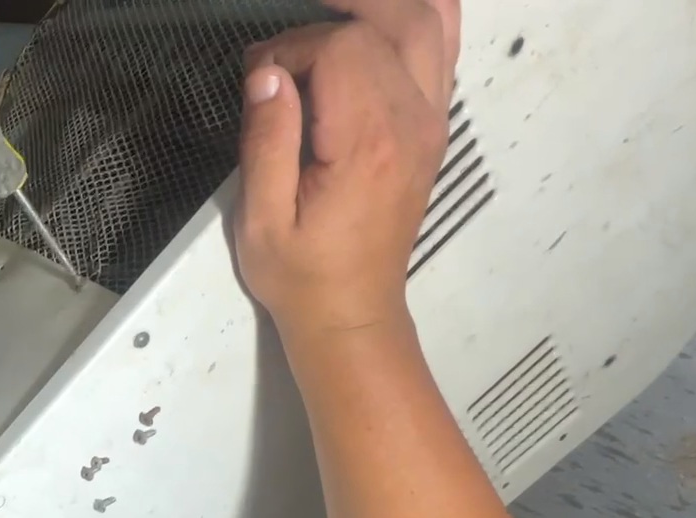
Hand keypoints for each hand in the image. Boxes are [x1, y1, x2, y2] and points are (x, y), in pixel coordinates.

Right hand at [234, 0, 460, 343]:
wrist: (349, 310)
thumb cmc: (299, 274)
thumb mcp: (261, 220)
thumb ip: (266, 143)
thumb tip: (265, 76)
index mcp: (367, 143)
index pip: (340, 50)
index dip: (290, 46)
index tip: (254, 75)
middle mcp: (413, 120)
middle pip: (389, 20)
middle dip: (329, 15)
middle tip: (283, 31)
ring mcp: (432, 119)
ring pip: (429, 19)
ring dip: (378, 3)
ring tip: (328, 10)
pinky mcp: (433, 125)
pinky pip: (441, 45)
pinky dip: (412, 17)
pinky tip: (376, 24)